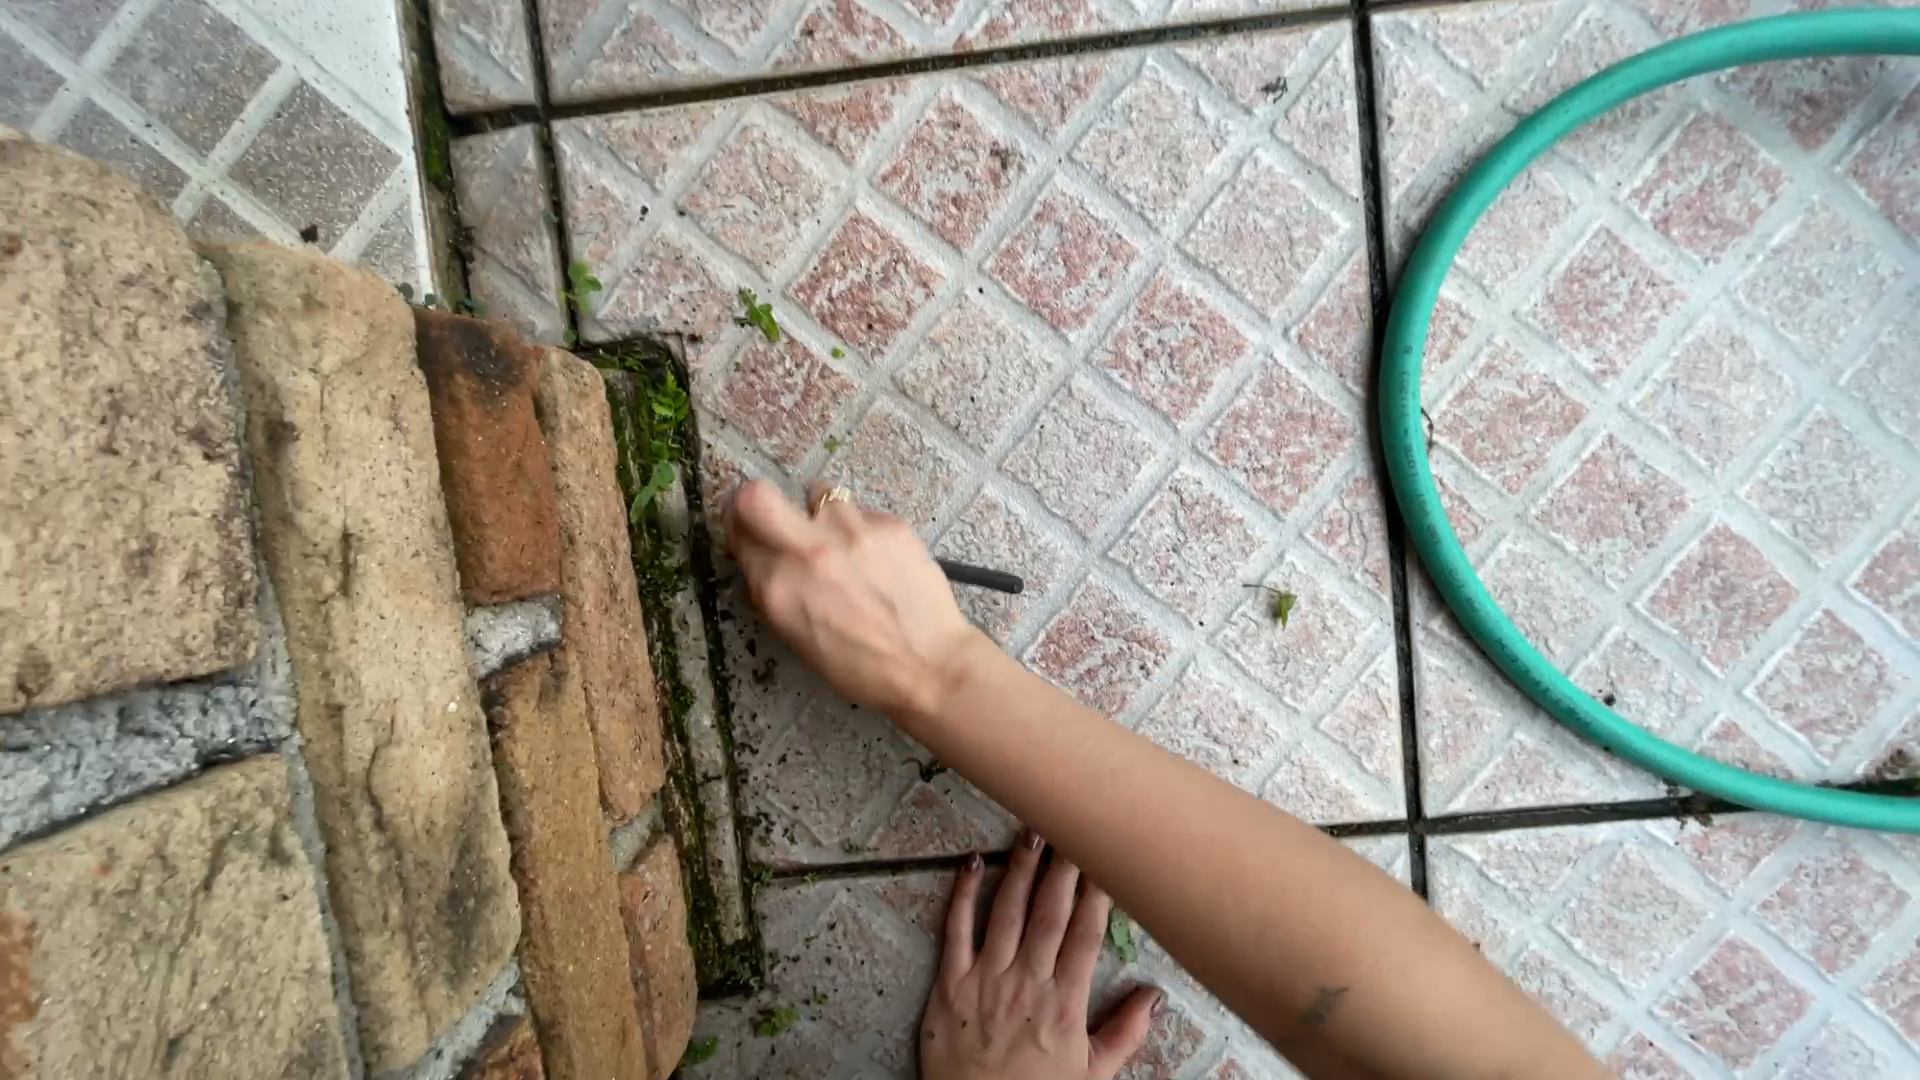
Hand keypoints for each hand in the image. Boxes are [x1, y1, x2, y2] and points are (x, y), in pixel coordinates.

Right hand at [725, 480, 983, 717]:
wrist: (929, 666)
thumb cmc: (863, 668)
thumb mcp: (800, 639)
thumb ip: (776, 592)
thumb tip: (765, 560)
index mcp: (777, 589)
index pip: (738, 535)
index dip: (743, 532)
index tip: (753, 533)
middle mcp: (807, 553)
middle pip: (755, 496)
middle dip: (757, 499)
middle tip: (776, 513)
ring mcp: (849, 532)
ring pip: (819, 494)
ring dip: (824, 514)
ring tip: (846, 542)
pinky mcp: (889, 524)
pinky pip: (863, 511)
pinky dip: (864, 528)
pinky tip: (881, 557)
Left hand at [924, 831, 1158, 1079]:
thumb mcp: (1091, 1076)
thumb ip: (1125, 1034)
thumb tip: (1155, 994)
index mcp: (1064, 1003)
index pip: (1086, 934)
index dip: (1096, 892)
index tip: (1105, 857)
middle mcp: (1027, 982)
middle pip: (1049, 912)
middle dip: (1062, 866)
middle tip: (1070, 824)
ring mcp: (986, 978)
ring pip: (1007, 910)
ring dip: (1020, 866)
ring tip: (1031, 829)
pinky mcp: (950, 981)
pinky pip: (956, 928)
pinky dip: (962, 893)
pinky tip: (970, 862)